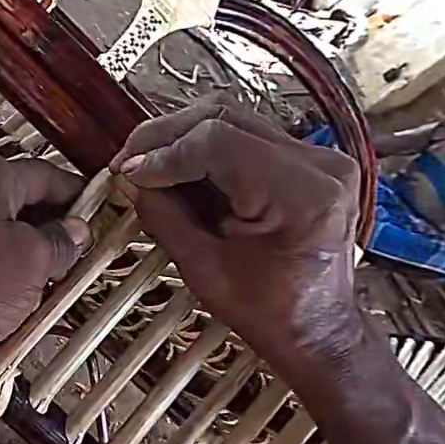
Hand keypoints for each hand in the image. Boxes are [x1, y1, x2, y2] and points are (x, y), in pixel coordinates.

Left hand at [0, 156, 89, 399]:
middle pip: (27, 206)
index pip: (46, 175)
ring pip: (13, 239)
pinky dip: (18, 279)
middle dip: (60, 228)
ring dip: (40, 258)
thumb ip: (62, 238)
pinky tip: (36, 296)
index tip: (103, 212)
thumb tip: (75, 232)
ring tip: (67, 275)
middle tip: (90, 248)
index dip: (79, 195)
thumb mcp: (34, 256)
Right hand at [113, 102, 368, 389]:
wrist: (317, 327)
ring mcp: (316, 157)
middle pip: (222, 116)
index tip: (127, 174)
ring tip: (145, 164)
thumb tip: (129, 179)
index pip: (217, 142)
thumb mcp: (201, 267)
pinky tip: (173, 168)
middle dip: (163, 136)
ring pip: (229, 116)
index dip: (162, 154)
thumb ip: (163, 215)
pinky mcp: (303, 159)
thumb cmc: (267, 310)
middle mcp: (318, 164)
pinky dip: (197, 145)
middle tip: (126, 163)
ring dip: (177, 137)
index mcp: (301, 196)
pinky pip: (240, 134)